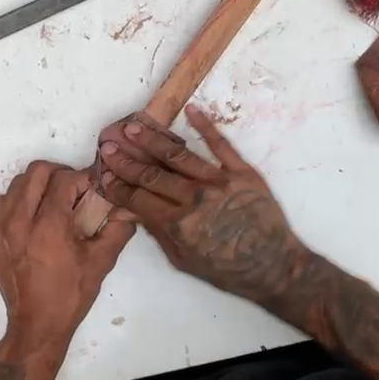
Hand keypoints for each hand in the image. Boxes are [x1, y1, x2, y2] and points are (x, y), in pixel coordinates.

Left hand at [0, 160, 134, 365]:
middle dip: (60, 173)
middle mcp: (20, 222)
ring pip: (17, 183)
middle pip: (37, 171)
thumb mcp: (101, 262)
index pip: (65, 180)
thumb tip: (129, 206)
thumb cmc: (71, 295)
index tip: (94, 186)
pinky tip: (34, 215)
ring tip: (55, 201)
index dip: (84, 177)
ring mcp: (0, 229)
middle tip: (75, 189)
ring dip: (39, 185)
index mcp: (48, 227)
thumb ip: (118, 228)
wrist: (37, 325)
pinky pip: (2, 202)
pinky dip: (19, 200)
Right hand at [93, 106, 309, 314]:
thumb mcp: (184, 259)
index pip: (139, 199)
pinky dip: (206, 126)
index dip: (118, 186)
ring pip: (179, 155)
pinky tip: (190, 110)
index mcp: (179, 224)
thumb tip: (127, 211)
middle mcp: (195, 198)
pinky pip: (221, 145)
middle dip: (127, 161)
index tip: (103, 174)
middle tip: (109, 146)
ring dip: (153, 140)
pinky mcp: (242, 172)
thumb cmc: (227, 269)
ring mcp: (219, 182)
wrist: (275, 266)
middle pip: (152, 175)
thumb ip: (156, 232)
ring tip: (134, 127)